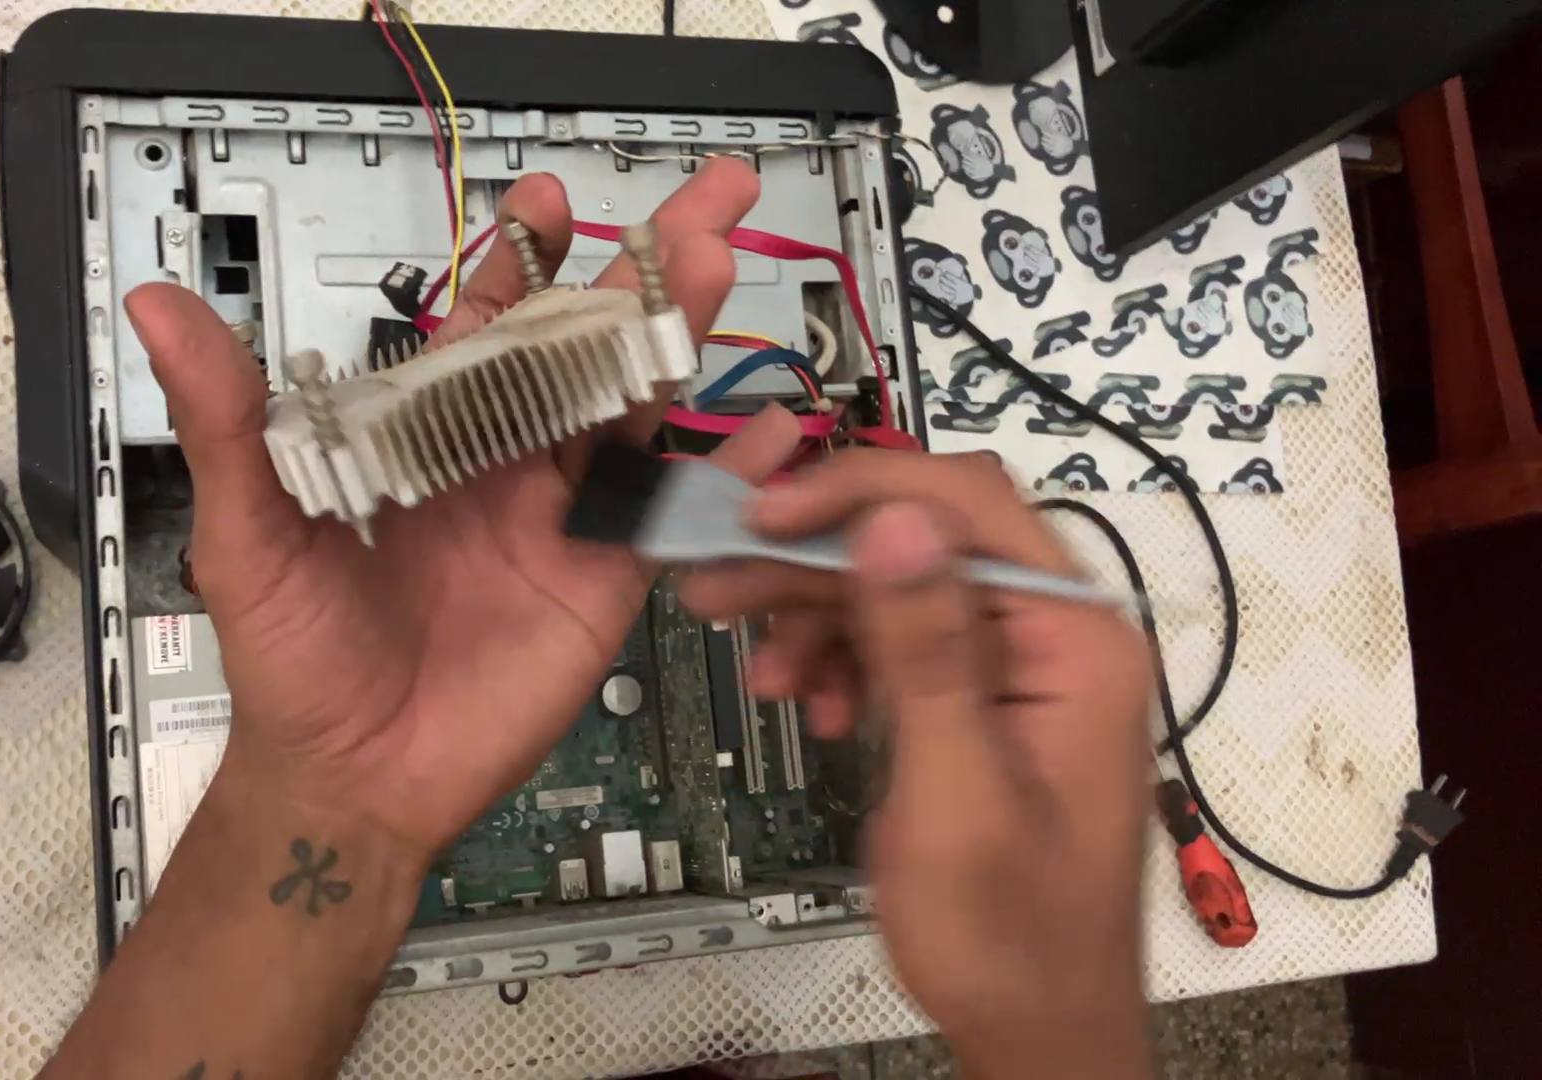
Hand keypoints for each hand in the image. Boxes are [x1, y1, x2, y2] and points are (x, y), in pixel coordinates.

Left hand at [124, 158, 788, 864]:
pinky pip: (669, 516)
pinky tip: (772, 433)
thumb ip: (231, 422)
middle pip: (580, 354)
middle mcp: (505, 466)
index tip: (545, 202)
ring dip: (675, 343)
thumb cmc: (297, 657)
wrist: (360, 773)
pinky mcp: (604, 578)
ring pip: (633, 413)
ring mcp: (562, 519)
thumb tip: (161, 308)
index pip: (485, 332)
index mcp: (428, 440)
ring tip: (717, 273)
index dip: (519, 265)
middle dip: (633, 278)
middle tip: (691, 211)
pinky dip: (724, 474)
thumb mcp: (252, 533)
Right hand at [677, 450, 1155, 1077]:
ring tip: (765, 676)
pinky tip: (811, 704)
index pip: (963, 506)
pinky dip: (830, 659)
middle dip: (807, 562)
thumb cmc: (1003, 932)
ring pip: (882, 586)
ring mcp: (998, 656)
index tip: (759, 519)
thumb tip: (896, 518)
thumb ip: (930, 654)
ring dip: (808, 618)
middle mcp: (1041, 627)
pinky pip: (880, 637)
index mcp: (1071, 637)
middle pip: (909, 542)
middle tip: (716, 588)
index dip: (856, 492)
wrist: (1027, 1025)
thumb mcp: (956, 794)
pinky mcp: (960, 685)